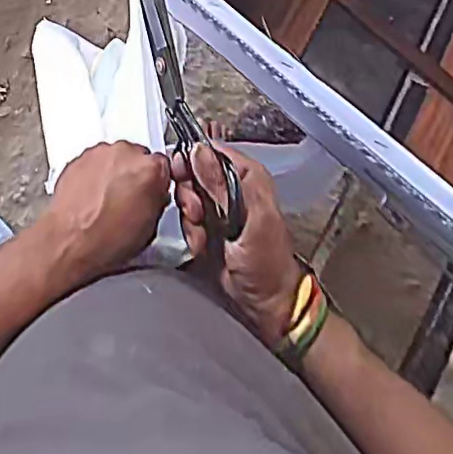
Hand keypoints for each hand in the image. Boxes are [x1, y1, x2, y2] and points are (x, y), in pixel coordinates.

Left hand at [35, 141, 171, 289]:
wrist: (70, 239)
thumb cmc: (107, 239)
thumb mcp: (150, 227)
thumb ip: (157, 200)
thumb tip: (154, 194)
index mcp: (150, 169)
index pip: (163, 165)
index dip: (157, 180)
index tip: (152, 190)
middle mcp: (126, 153)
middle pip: (138, 157)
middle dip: (135, 174)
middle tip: (128, 197)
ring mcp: (101, 152)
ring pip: (115, 157)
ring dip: (114, 171)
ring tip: (107, 198)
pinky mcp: (80, 156)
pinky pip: (94, 161)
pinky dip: (95, 172)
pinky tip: (92, 194)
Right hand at [173, 142, 304, 344]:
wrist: (266, 303)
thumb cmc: (268, 266)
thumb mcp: (251, 220)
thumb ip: (224, 184)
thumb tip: (200, 151)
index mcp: (248, 176)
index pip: (209, 150)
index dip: (191, 160)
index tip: (183, 176)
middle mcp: (232, 186)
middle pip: (193, 171)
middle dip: (189, 194)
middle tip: (197, 213)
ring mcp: (219, 206)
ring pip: (186, 194)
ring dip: (189, 217)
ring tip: (203, 234)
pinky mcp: (208, 224)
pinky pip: (186, 217)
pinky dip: (190, 232)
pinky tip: (202, 244)